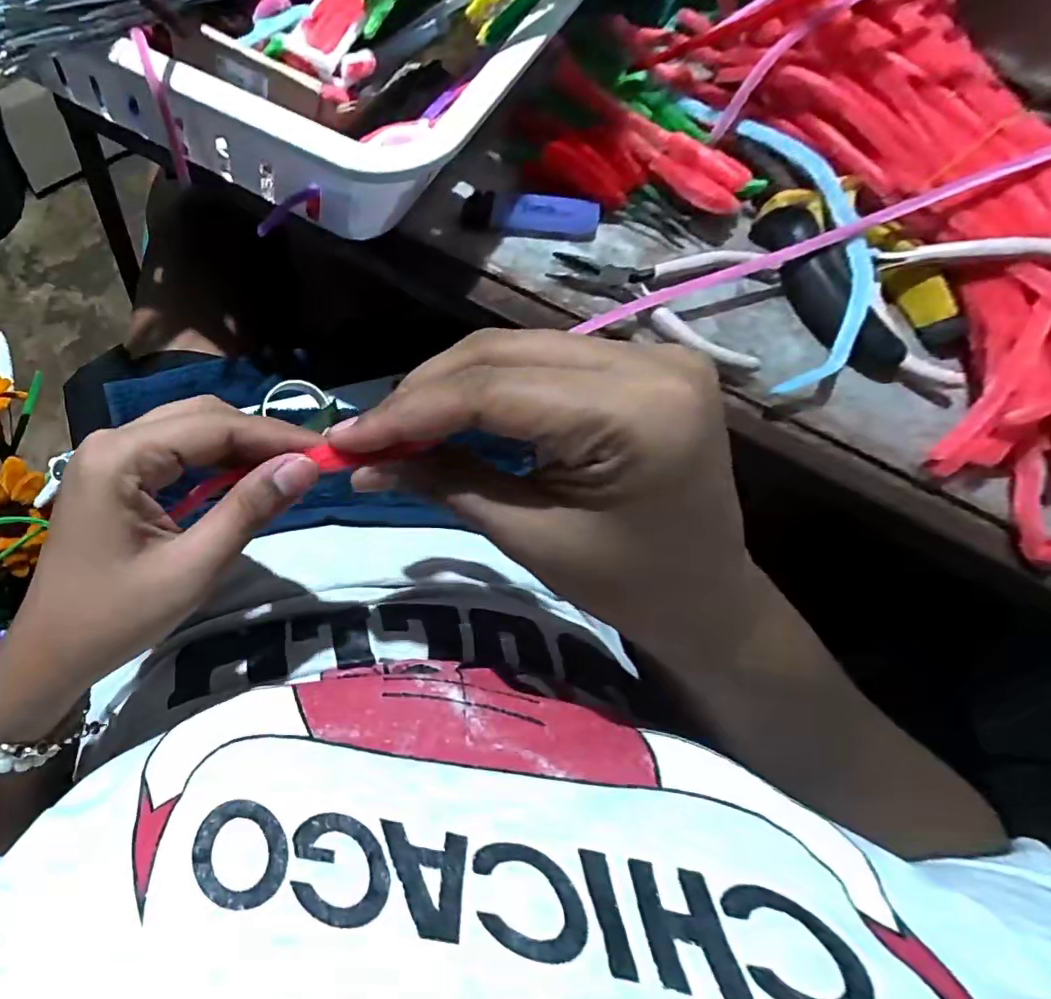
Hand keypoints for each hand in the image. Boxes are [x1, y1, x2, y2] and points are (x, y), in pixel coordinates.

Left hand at [0, 397, 322, 738]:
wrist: (52, 652)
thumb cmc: (116, 618)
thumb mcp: (191, 568)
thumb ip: (248, 510)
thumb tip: (305, 466)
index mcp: (119, 456)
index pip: (213, 426)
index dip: (274, 436)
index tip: (326, 451)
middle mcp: (110, 441)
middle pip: (199, 417)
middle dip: (257, 436)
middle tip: (310, 461)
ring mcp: (107, 457)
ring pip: (186, 432)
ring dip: (237, 448)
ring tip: (287, 469)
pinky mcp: (111, 476)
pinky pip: (170, 455)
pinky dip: (211, 465)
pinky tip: (242, 479)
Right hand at [330, 329, 754, 658]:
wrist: (703, 595)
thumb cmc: (625, 584)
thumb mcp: (528, 538)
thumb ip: (447, 484)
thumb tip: (364, 466)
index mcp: (634, 411)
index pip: (493, 391)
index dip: (409, 412)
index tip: (346, 439)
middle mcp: (646, 360)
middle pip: (499, 355)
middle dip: (419, 394)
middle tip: (363, 436)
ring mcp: (646, 354)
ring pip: (512, 350)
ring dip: (443, 386)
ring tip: (392, 427)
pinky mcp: (633, 364)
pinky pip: (536, 362)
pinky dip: (479, 387)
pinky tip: (442, 412)